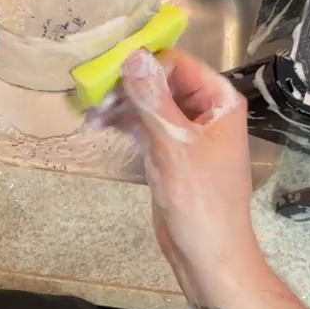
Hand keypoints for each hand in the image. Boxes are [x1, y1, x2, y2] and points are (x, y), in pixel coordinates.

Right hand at [90, 48, 257, 282]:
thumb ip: (153, 99)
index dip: (143, 62)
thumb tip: (133, 56)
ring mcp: (186, 132)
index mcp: (218, 101)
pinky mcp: (170, 152)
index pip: (178, 64)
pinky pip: (145, 126)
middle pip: (160, 83)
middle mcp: (204, 111)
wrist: (207, 252)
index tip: (106, 67)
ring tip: (90, 114)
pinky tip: (97, 126)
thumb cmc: (200, 199)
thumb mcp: (173, 144)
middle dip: (126, 86)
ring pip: (149, 104)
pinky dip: (124, 124)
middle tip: (93, 96)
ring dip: (120, 106)